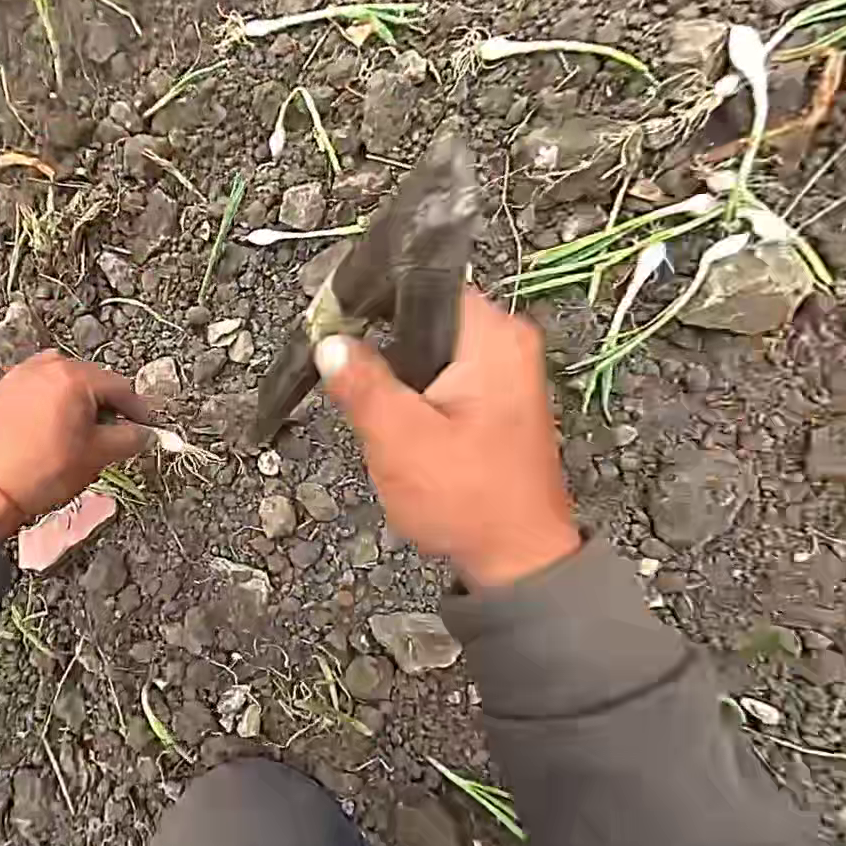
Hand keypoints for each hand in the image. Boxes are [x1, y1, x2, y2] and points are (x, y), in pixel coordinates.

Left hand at [0, 352, 151, 540]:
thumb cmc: (46, 470)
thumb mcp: (99, 455)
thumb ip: (131, 438)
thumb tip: (149, 434)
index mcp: (75, 377)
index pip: (121, 387)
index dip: (138, 410)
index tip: (145, 429)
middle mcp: (48, 366)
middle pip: (94, 379)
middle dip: (109, 404)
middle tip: (116, 432)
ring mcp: (23, 374)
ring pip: (67, 380)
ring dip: (82, 399)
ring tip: (85, 429)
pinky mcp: (5, 387)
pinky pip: (42, 385)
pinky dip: (56, 399)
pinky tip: (57, 424)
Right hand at [315, 287, 580, 588]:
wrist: (515, 561)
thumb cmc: (469, 503)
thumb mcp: (401, 440)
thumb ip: (362, 384)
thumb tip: (330, 343)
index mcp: (493, 340)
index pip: (424, 285)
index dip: (373, 300)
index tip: (335, 325)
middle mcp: (506, 347)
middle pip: (422, 320)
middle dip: (382, 350)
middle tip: (352, 382)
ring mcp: (503, 375)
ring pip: (428, 352)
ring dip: (396, 378)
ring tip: (380, 415)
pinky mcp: (494, 402)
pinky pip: (441, 379)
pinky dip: (414, 397)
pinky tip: (401, 429)